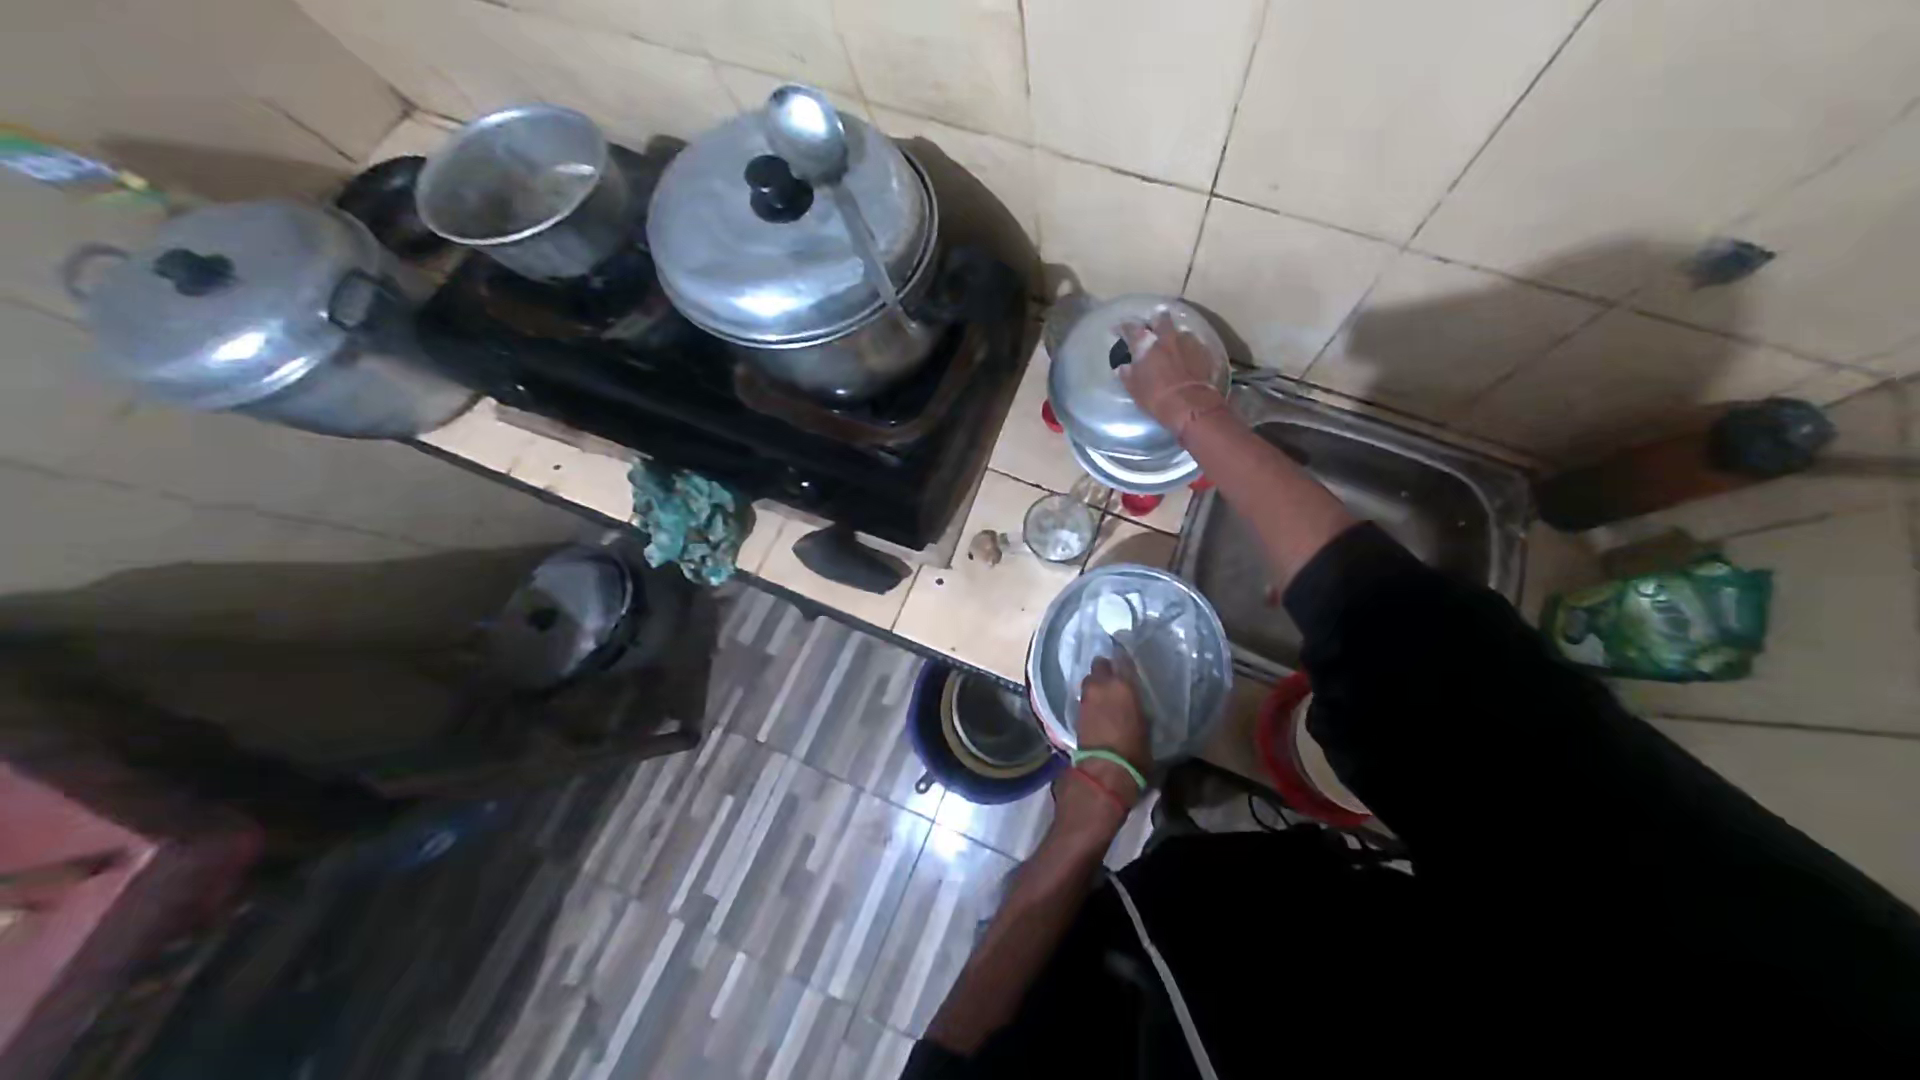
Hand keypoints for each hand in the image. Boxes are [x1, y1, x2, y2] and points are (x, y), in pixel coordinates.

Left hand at [1074, 656, 1149, 800]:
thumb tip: (1133, 699)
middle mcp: (1102, 684)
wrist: (1105, 767)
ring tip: (1103, 692)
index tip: (1126, 660)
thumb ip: (1136, 702)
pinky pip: (1085, 694)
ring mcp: (1087, 695)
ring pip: (1089, 678)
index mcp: (1124, 684)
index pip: (1122, 659)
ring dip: (1096, 682)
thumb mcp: (1146, 723)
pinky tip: (1097, 704)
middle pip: (1100, 664)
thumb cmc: (1134, 749)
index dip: (1123, 658)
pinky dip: (1090, 696)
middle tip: (1113, 677)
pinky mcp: (1076, 709)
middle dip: (1105, 668)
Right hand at [1117, 312, 1228, 440]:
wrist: (1191, 405)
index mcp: (1145, 344)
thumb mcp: (1134, 388)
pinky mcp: (1203, 350)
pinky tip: (1186, 355)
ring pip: (1178, 330)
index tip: (1118, 329)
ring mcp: (1187, 341)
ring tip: (1172, 343)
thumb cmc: (1156, 397)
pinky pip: (1193, 343)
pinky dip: (1187, 347)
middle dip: (1155, 321)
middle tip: (1152, 327)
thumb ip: (1127, 374)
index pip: (1130, 328)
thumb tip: (1123, 367)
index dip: (1122, 328)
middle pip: (1160, 319)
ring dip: (1173, 335)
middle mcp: (1166, 336)